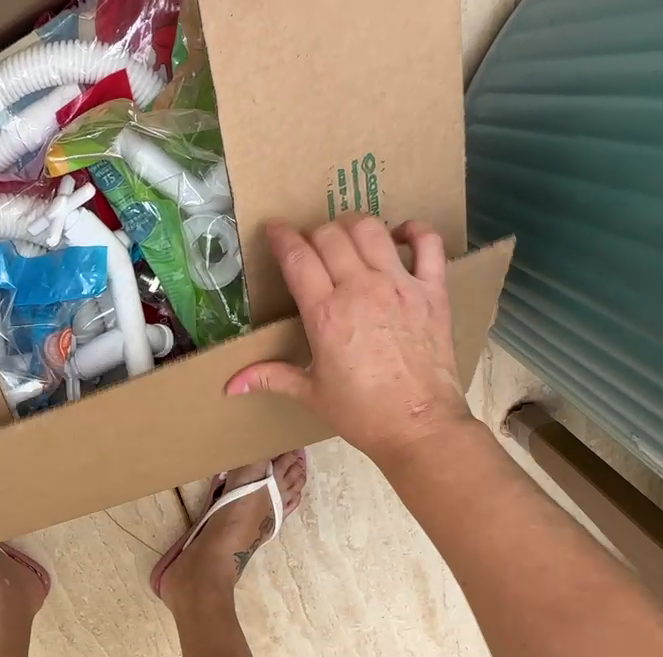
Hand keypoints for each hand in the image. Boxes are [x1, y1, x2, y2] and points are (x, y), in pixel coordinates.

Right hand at [227, 215, 474, 463]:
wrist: (418, 425)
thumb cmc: (361, 413)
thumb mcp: (310, 393)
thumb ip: (270, 377)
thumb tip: (230, 386)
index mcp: (325, 315)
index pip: (298, 258)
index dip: (282, 238)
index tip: (275, 230)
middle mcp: (361, 290)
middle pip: (331, 236)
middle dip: (314, 233)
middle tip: (309, 246)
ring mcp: (399, 286)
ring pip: (371, 230)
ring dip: (353, 225)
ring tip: (345, 236)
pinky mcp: (432, 291)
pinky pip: (427, 242)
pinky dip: (413, 230)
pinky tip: (399, 235)